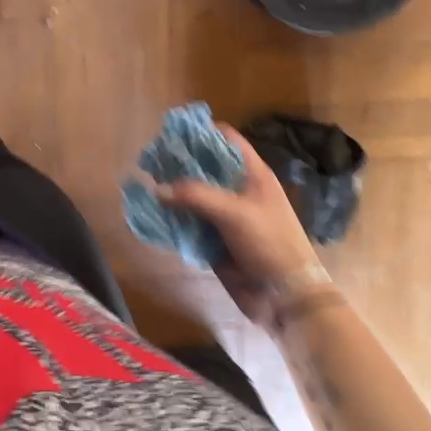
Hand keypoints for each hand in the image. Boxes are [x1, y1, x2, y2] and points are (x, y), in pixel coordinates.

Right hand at [156, 126, 321, 322]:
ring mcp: (225, 214)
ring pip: (192, 193)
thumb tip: (157, 189)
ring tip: (145, 183)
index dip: (201, 132)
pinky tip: (152, 211)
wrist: (285, 298)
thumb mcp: (234, 213)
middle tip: (151, 158)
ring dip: (171, 189)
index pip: (226, 140)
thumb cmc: (270, 244)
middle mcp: (237, 190)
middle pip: (203, 165)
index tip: (172, 133)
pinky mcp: (213, 237)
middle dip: (178, 162)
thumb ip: (195, 195)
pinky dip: (171, 216)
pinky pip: (187, 220)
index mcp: (252, 176)